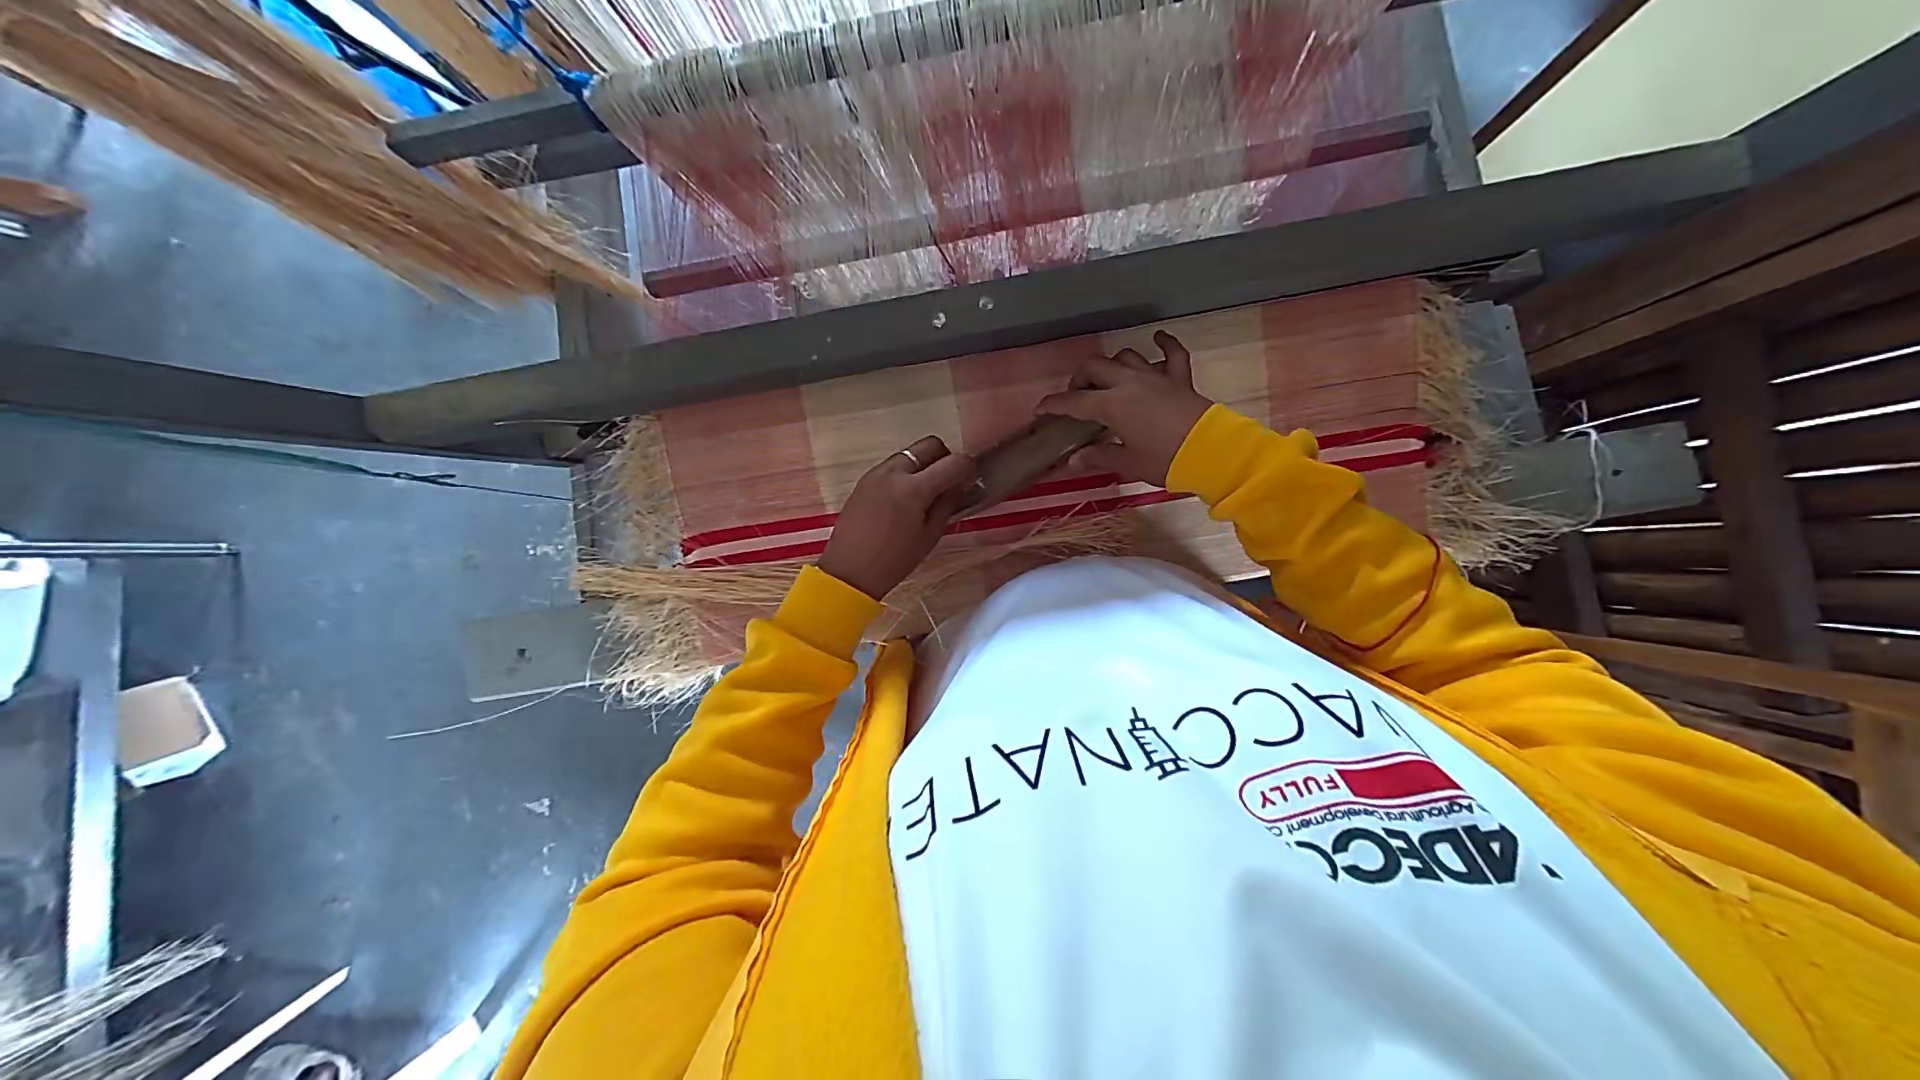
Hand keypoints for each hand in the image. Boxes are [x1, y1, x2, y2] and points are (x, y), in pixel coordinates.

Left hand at [817, 436, 978, 598]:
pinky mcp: (864, 480)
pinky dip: (905, 473)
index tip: (972, 479)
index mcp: (914, 488)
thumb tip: (958, 486)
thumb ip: (947, 504)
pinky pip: (892, 466)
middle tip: (949, 482)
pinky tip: (905, 500)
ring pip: (909, 453)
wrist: (849, 572)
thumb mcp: (929, 536)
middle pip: (930, 445)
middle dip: (945, 458)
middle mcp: (894, 472)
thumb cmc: (894, 561)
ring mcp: (876, 473)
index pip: (953, 462)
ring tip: (925, 493)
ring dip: (923, 465)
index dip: (968, 468)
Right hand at [1034, 331, 1213, 486]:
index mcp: (1112, 405)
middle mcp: (1129, 383)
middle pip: (1095, 368)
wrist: (1211, 453)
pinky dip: (1164, 344)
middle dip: (1081, 378)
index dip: (1054, 405)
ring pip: (1126, 357)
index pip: (1074, 402)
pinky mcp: (1180, 379)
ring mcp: (1155, 377)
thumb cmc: (1165, 461)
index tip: (1041, 409)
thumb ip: (1100, 457)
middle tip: (1077, 395)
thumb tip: (1074, 460)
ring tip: (1109, 378)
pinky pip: (1172, 354)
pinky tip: (1158, 338)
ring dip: (1113, 365)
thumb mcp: (1129, 463)